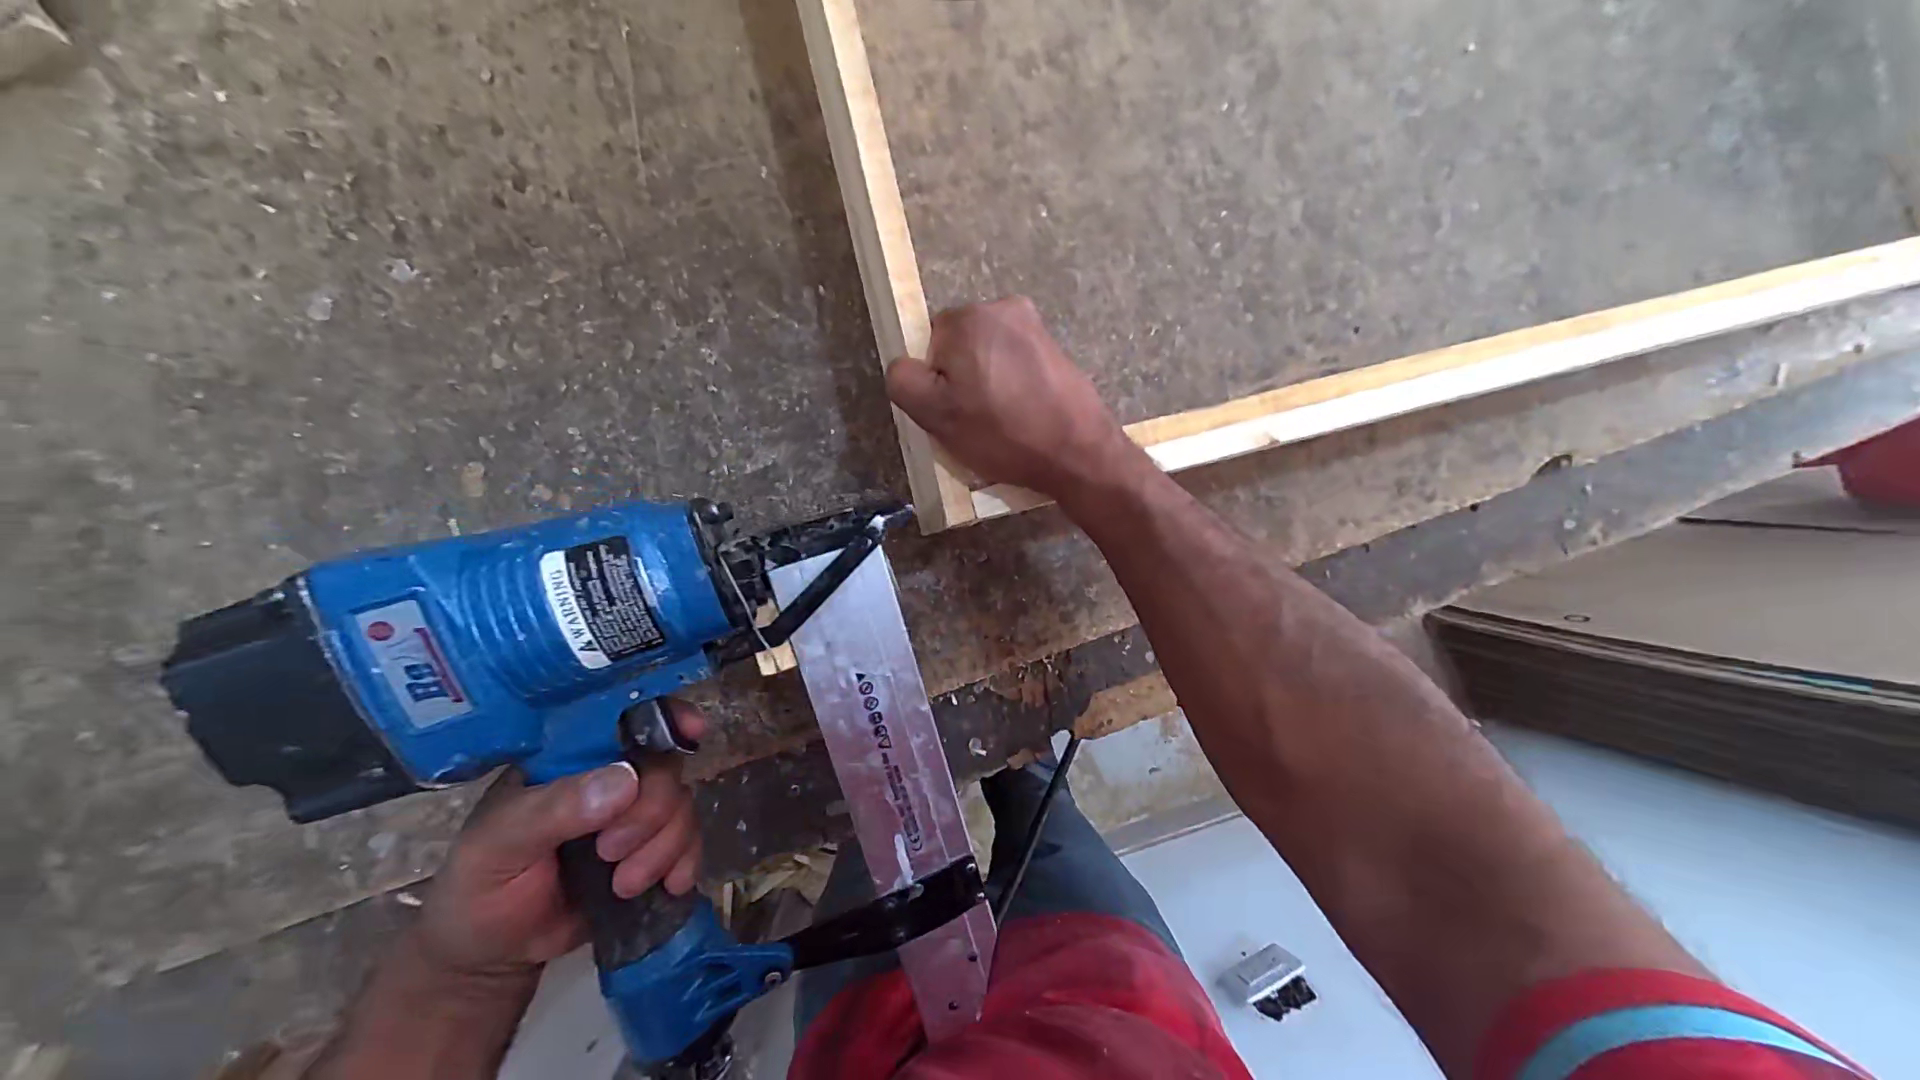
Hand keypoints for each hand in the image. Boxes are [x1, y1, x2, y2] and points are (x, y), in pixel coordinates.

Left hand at [411, 701, 708, 979]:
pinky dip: (687, 860)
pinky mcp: (654, 849)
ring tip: (623, 885)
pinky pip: (692, 839)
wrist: (490, 957)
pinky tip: (669, 886)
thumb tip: (627, 781)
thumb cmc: (479, 886)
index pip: (624, 717)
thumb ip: (556, 810)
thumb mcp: (498, 845)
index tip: (690, 729)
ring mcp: (636, 812)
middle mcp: (611, 774)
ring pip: (682, 803)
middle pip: (664, 765)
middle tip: (610, 851)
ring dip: (664, 846)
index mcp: (571, 758)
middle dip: (651, 811)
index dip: (664, 714)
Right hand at [885, 296, 1149, 501]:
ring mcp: (1036, 328)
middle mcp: (1005, 308)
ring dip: (990, 386)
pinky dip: (1015, 389)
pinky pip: (1018, 367)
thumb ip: (904, 380)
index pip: (932, 344)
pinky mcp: (1058, 350)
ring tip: (1005, 422)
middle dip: (964, 380)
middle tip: (978, 420)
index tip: (955, 411)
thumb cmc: (1002, 434)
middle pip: (962, 348)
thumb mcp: (936, 415)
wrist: (1078, 453)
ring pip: (990, 358)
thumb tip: (906, 364)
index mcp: (969, 316)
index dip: (937, 382)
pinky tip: (1025, 416)